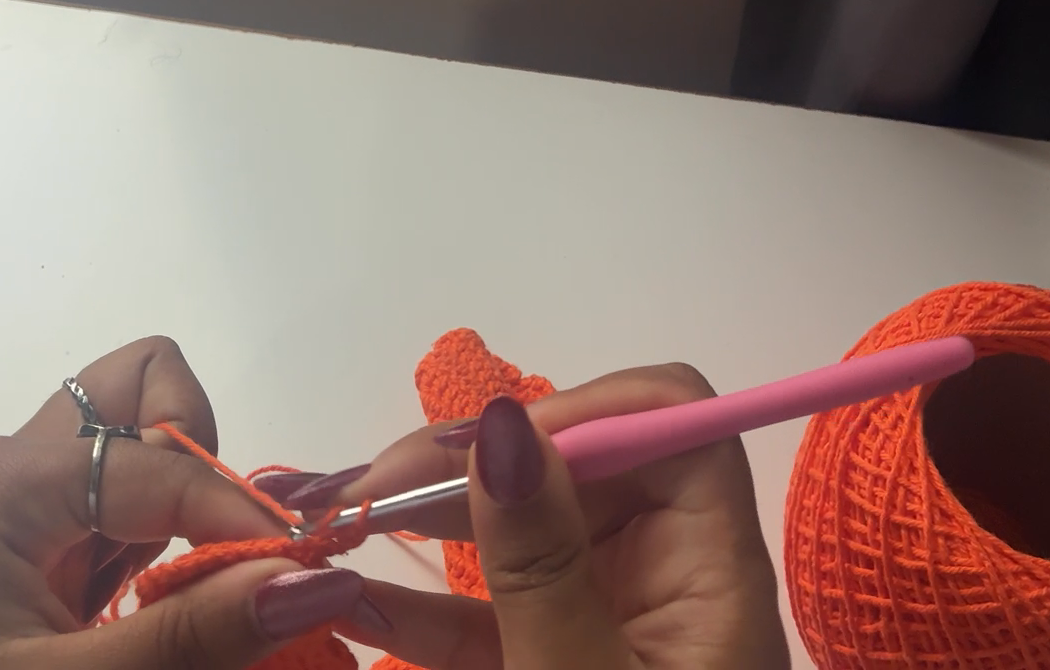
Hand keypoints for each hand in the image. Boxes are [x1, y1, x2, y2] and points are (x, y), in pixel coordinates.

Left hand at [0, 336, 385, 669]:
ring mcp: (9, 495)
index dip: (242, 514)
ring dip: (171, 491)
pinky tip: (115, 600)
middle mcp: (12, 461)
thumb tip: (323, 576)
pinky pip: (111, 490)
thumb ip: (192, 632)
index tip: (297, 574)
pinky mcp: (11, 535)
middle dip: (196, 441)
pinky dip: (144, 528)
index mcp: (11, 480)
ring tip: (149, 583)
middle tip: (202, 533)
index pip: (171, 463)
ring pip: (131, 430)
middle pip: (141, 379)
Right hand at [269, 364, 790, 668]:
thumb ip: (541, 566)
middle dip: (479, 457)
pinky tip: (351, 595)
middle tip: (375, 481)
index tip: (490, 442)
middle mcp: (665, 571)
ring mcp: (607, 611)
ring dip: (434, 516)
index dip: (588, 405)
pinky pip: (491, 602)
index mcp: (708, 568)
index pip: (672, 419)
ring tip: (341, 516)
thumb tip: (501, 420)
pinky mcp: (556, 653)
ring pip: (525, 521)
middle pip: (583, 458)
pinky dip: (424, 598)